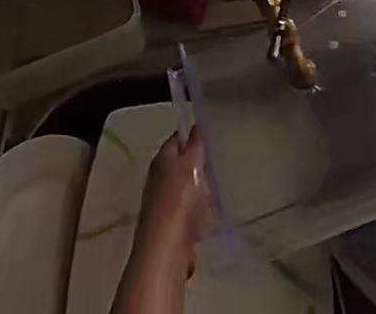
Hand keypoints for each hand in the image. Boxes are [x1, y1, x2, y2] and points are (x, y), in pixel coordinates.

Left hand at [134, 132, 207, 275]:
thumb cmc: (180, 200)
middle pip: (182, 164)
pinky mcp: (170, 224)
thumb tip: (196, 126)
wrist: (166, 250)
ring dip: (201, 189)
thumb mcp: (191, 164)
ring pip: (187, 187)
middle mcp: (159, 178)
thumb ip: (195, 144)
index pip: (177, 139)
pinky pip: (189, 209)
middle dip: (200, 165)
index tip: (210, 138)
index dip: (192, 136)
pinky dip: (199, 210)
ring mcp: (163, 203)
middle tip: (215, 165)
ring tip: (216, 190)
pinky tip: (209, 213)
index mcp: (161, 160)